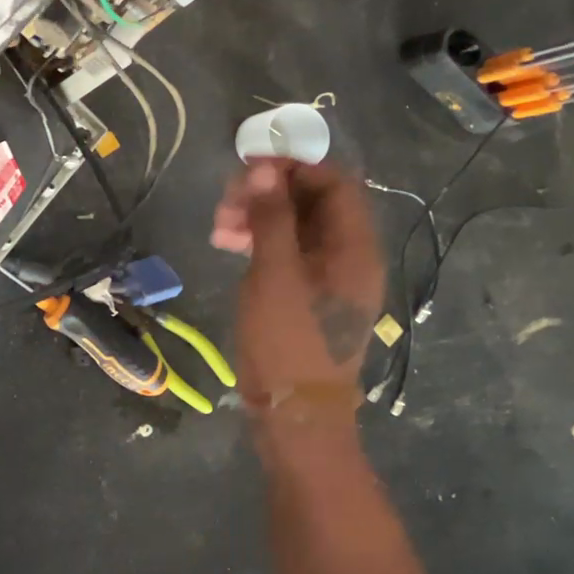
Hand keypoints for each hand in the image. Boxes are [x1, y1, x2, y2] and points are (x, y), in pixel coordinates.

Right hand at [212, 160, 383, 418]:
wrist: (295, 409)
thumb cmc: (288, 340)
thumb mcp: (275, 274)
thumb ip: (271, 218)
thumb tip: (264, 168)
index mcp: (355, 248)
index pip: (335, 183)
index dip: (294, 165)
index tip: (248, 163)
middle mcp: (348, 255)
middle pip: (312, 200)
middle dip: (267, 191)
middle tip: (225, 201)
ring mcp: (327, 274)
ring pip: (294, 223)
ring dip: (256, 214)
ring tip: (218, 227)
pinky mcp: (306, 291)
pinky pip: (285, 248)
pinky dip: (257, 239)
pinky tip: (227, 244)